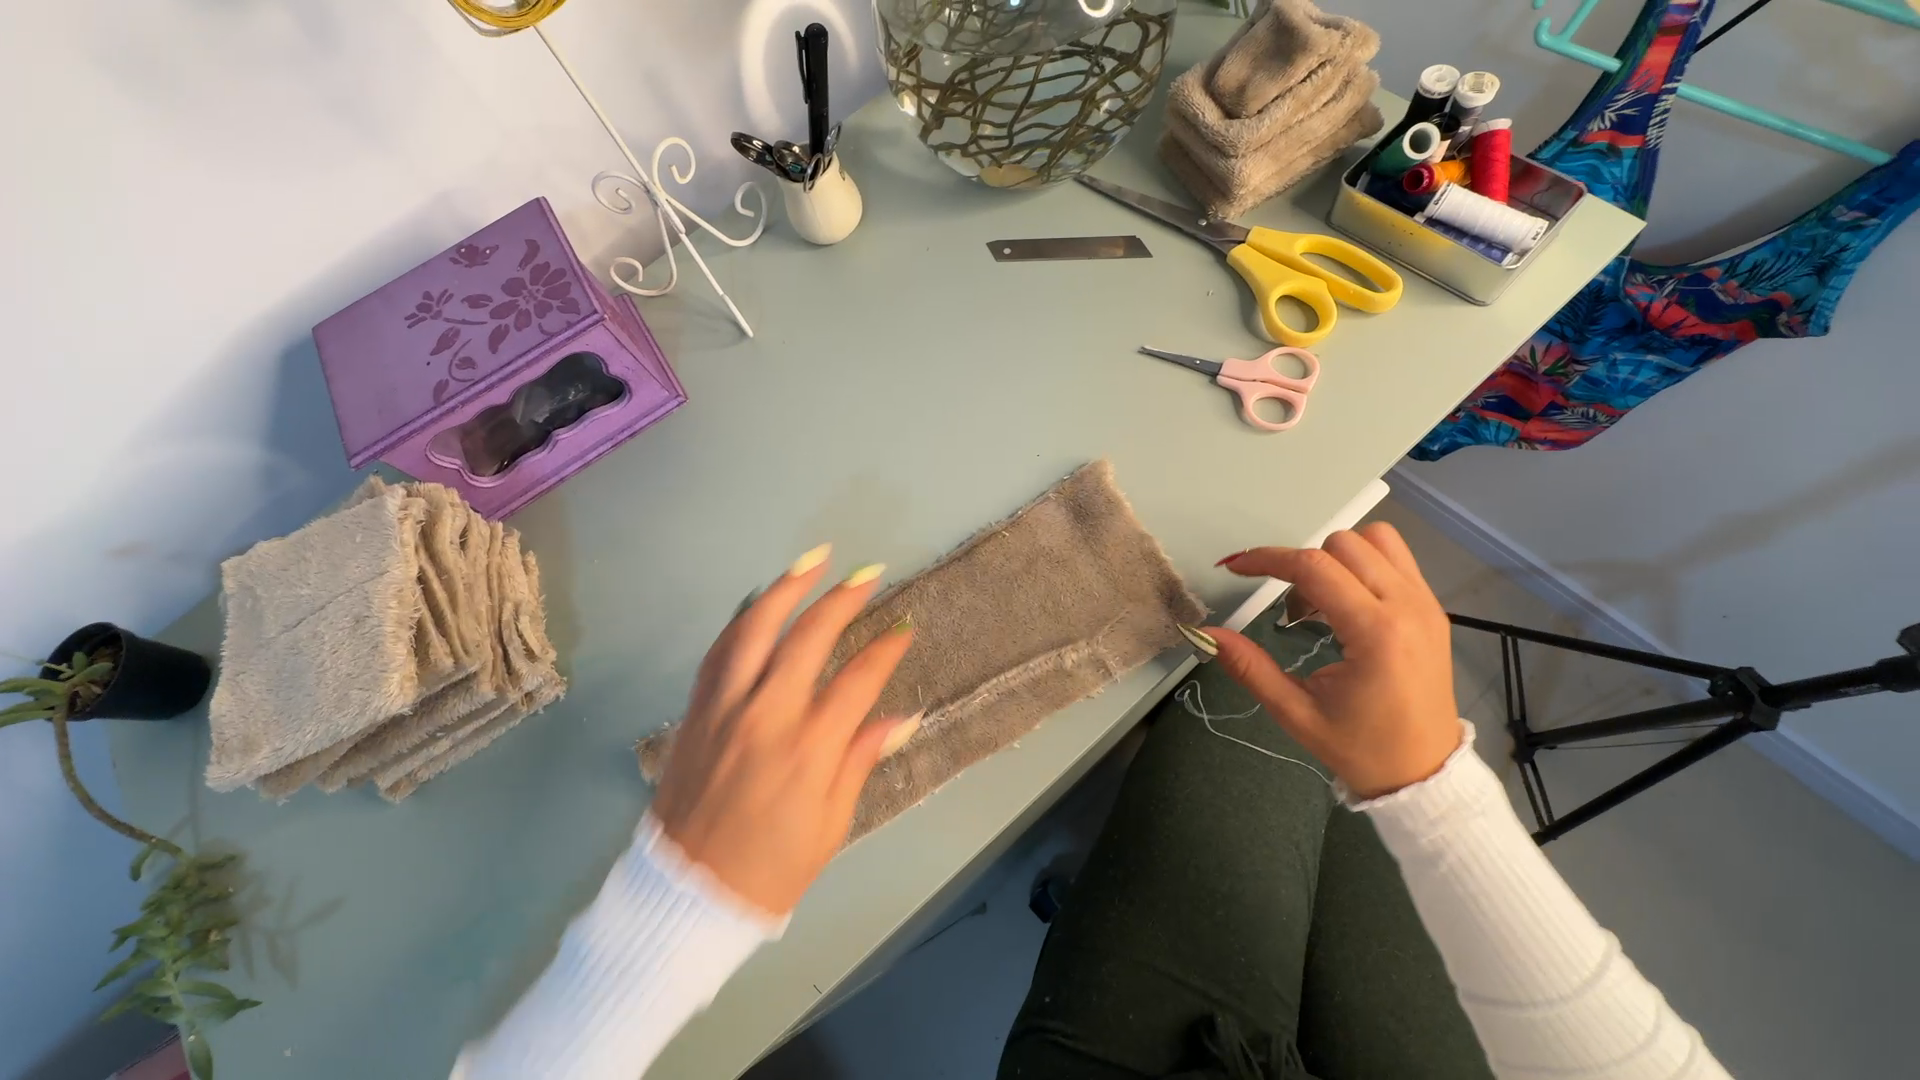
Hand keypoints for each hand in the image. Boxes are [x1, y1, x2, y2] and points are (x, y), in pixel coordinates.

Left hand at [651, 545, 917, 914]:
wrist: (686, 895)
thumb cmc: (771, 869)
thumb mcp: (831, 824)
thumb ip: (861, 759)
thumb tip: (902, 716)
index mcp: (809, 748)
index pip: (858, 680)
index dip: (885, 650)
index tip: (903, 628)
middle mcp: (767, 715)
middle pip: (809, 637)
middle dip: (844, 599)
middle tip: (868, 574)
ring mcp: (724, 707)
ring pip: (755, 629)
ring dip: (787, 588)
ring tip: (814, 560)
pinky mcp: (695, 710)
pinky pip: (719, 650)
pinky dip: (742, 619)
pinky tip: (760, 601)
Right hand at [1207, 524, 1460, 798]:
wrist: (1425, 774)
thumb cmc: (1359, 748)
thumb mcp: (1295, 712)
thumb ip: (1248, 667)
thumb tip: (1204, 633)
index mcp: (1376, 634)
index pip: (1314, 567)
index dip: (1267, 559)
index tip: (1236, 568)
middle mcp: (1408, 607)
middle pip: (1343, 544)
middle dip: (1302, 565)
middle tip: (1289, 612)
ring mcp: (1426, 604)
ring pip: (1375, 539)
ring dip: (1337, 559)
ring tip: (1321, 604)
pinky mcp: (1432, 608)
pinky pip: (1395, 558)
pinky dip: (1362, 565)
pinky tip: (1346, 605)